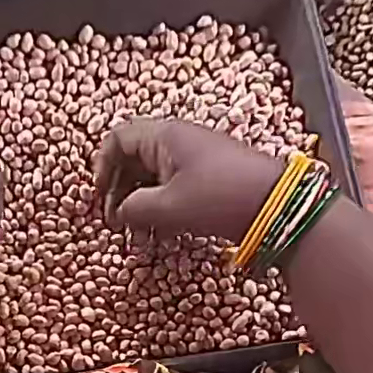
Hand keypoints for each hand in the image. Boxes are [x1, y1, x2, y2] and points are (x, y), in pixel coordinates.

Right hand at [93, 118, 283, 239]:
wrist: (274, 205)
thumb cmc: (217, 199)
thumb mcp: (167, 207)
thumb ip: (133, 208)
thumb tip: (119, 212)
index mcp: (163, 136)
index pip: (118, 139)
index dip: (101, 167)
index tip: (99, 195)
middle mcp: (176, 141)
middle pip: (132, 160)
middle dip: (119, 192)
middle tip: (116, 222)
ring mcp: (193, 158)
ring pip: (151, 178)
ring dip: (139, 206)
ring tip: (139, 236)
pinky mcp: (206, 177)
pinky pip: (170, 188)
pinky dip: (159, 209)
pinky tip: (160, 235)